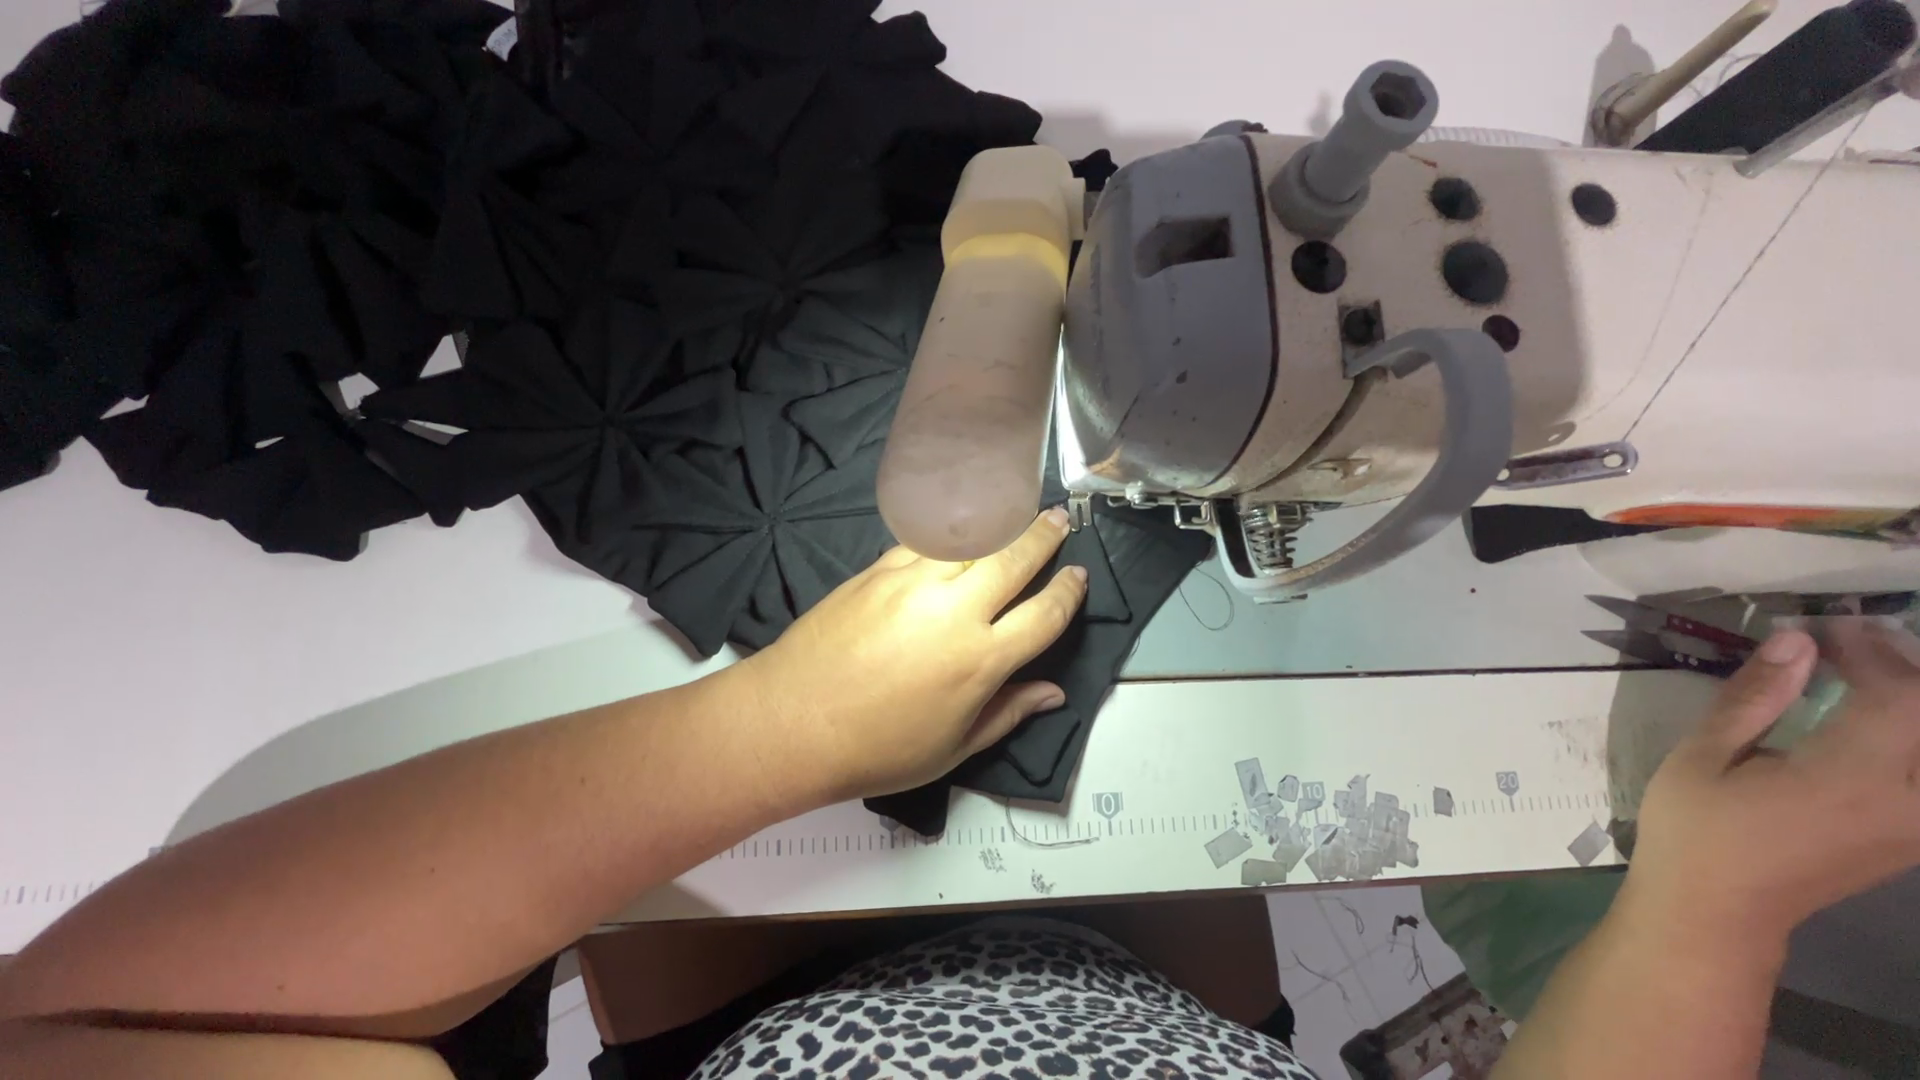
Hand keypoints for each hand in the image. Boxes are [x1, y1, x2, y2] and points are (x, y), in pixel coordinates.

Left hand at [729, 508, 1088, 802]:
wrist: (793, 722)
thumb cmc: (877, 750)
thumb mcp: (953, 748)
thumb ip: (1008, 713)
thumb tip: (1053, 693)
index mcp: (981, 660)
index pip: (1045, 615)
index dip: (1069, 592)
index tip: (1079, 576)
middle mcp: (955, 611)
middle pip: (1014, 560)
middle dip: (1043, 536)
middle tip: (1060, 518)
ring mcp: (914, 583)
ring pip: (971, 539)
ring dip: (1000, 522)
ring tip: (1018, 511)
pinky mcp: (878, 570)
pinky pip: (924, 541)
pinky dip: (949, 531)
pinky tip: (957, 528)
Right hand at [1621, 622, 1919, 952]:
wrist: (1715, 909)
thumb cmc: (1694, 829)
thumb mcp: (1701, 758)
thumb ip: (1754, 699)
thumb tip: (1797, 641)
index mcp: (1852, 778)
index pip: (1901, 696)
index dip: (1872, 651)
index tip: (1825, 626)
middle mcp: (1908, 800)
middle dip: (1905, 671)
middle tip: (1850, 644)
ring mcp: (1918, 823)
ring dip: (1910, 703)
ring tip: (1866, 676)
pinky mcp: (1912, 834)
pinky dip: (1909, 735)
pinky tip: (1874, 720)